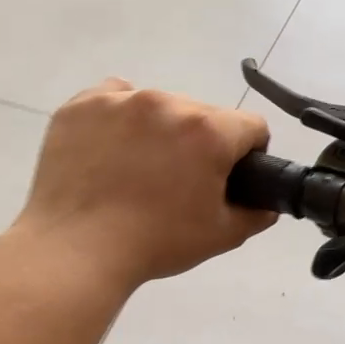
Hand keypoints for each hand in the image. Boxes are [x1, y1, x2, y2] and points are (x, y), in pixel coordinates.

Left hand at [5, 78, 276, 292]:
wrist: (80, 246)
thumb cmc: (161, 241)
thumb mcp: (227, 234)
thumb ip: (259, 212)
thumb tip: (264, 201)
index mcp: (209, 132)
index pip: (253, 125)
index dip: (252, 154)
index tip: (235, 177)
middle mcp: (167, 104)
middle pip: (207, 113)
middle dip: (207, 141)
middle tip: (189, 179)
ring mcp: (119, 101)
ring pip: (163, 105)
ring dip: (168, 129)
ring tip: (149, 166)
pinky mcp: (79, 106)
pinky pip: (116, 97)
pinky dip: (126, 117)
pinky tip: (120, 147)